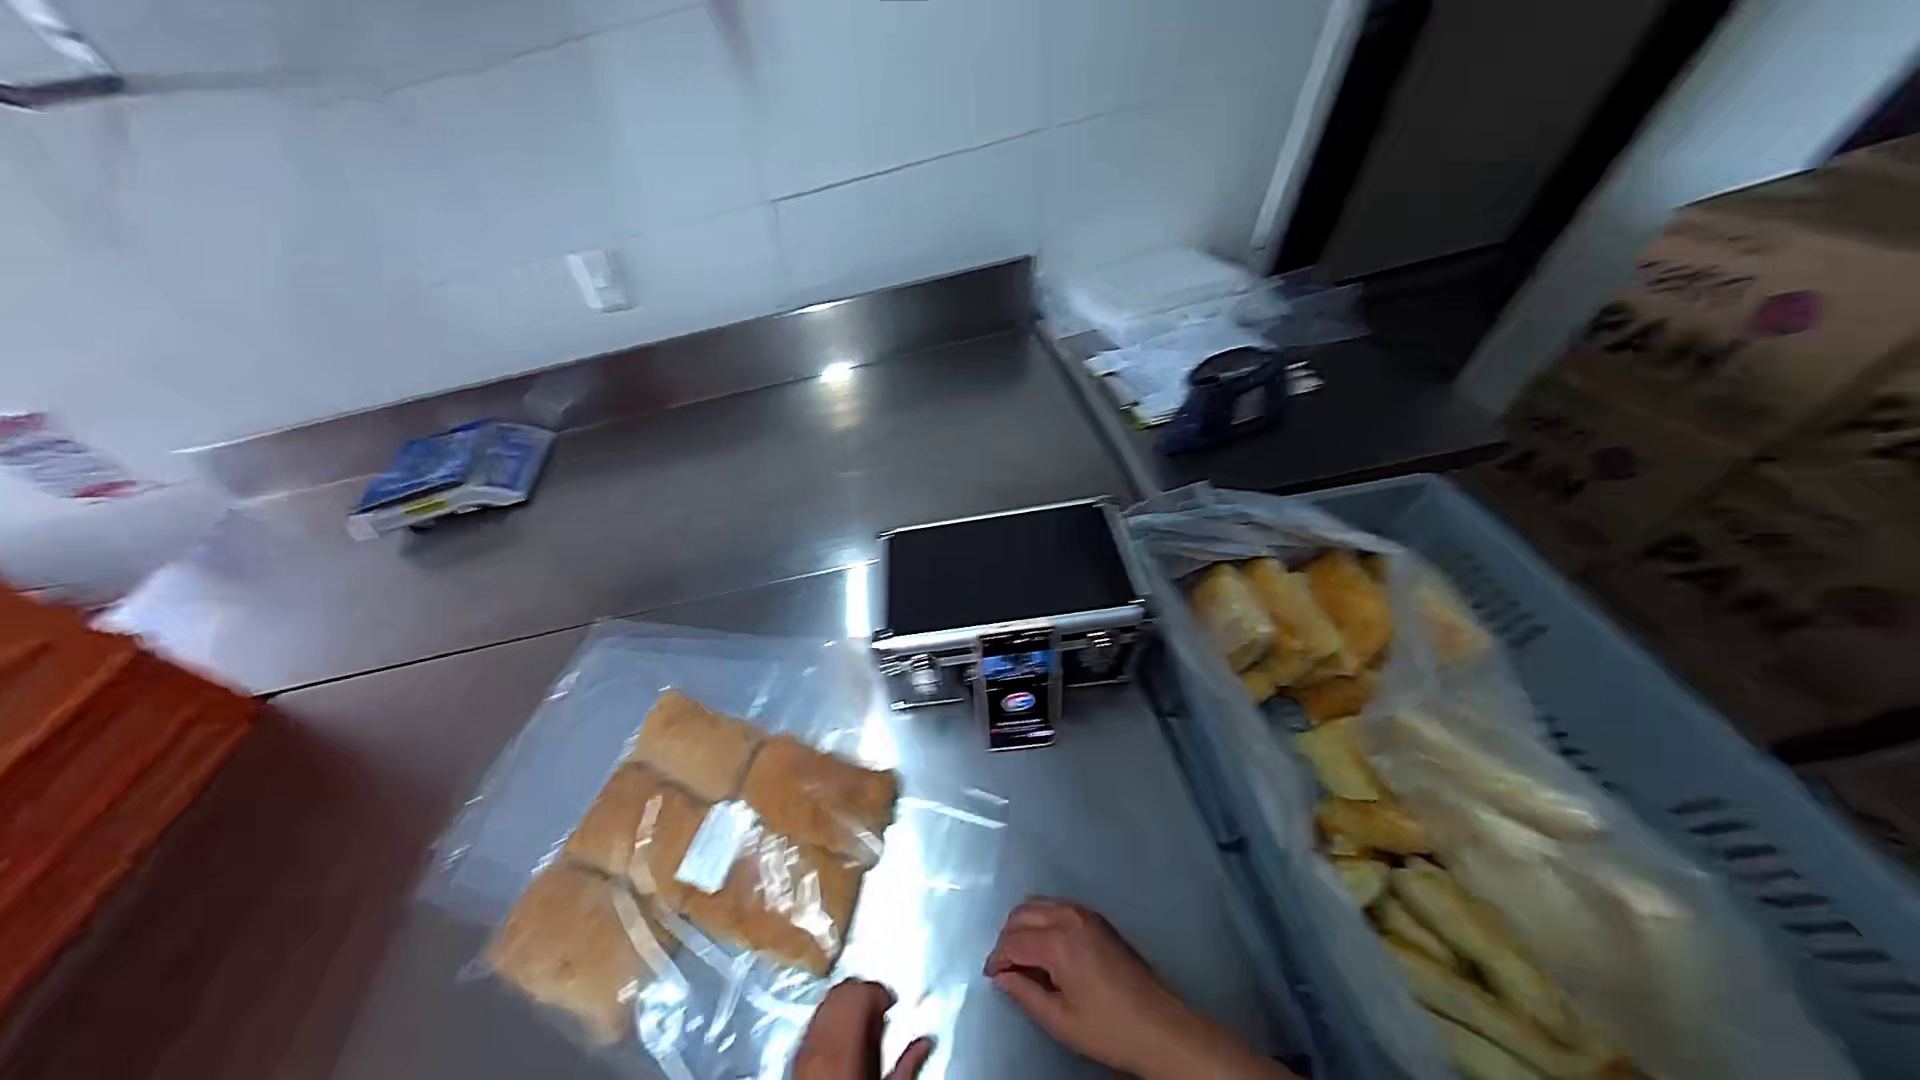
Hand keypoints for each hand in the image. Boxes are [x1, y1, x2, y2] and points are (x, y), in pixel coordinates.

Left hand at [792, 978, 934, 1079]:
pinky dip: (829, 1017)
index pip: (862, 990)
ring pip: (826, 999)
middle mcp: (824, 1032)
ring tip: (861, 1021)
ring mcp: (807, 1040)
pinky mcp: (797, 1052)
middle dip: (863, 992)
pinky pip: (813, 1019)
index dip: (880, 990)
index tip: (890, 1002)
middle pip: (843, 988)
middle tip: (879, 1009)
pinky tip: (840, 1034)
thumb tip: (927, 1040)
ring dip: (845, 1003)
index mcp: (848, 1037)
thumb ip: (907, 1061)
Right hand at [984, 899, 1295, 1079]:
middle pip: (1022, 914)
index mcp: (1059, 941)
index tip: (991, 976)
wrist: (1161, 1026)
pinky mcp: (1098, 918)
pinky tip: (1044, 946)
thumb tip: (1001, 976)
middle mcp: (1070, 916)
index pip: (1013, 941)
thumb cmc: (1109, 1029)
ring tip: (1022, 958)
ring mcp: (1086, 913)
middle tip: (1004, 968)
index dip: (996, 958)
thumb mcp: (1061, 1021)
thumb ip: (1025, 993)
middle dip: (1006, 938)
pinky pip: (1057, 906)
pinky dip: (1042, 919)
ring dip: (1023, 925)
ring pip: (1039, 904)